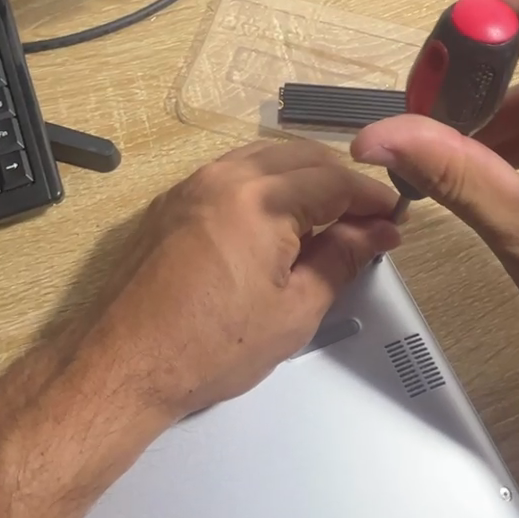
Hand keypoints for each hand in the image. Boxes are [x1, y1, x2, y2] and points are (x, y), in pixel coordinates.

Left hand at [77, 140, 401, 420]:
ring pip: (264, 157)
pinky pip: (230, 171)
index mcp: (260, 199)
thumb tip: (376, 232)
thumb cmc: (209, 346)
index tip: (393, 216)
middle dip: (339, 181)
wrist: (125, 361)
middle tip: (364, 219)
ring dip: (301, 176)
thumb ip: (341, 260)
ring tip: (324, 217)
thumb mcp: (293, 310)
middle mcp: (224, 177)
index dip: (370, 197)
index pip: (334, 179)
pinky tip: (274, 217)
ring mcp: (192, 184)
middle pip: (300, 157)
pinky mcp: (172, 200)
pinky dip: (264, 182)